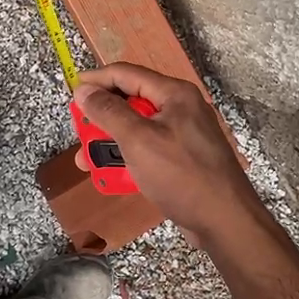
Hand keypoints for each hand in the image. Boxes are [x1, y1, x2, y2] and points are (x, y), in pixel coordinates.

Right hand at [73, 63, 261, 247]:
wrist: (227, 224)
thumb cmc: (182, 176)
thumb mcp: (138, 140)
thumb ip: (108, 111)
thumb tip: (84, 89)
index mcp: (173, 94)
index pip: (126, 74)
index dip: (96, 80)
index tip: (72, 91)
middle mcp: (180, 108)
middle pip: (130, 102)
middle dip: (102, 118)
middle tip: (80, 130)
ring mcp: (184, 135)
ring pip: (137, 129)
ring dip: (111, 143)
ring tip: (89, 161)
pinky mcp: (184, 159)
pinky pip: (149, 150)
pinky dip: (129, 159)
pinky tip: (114, 176)